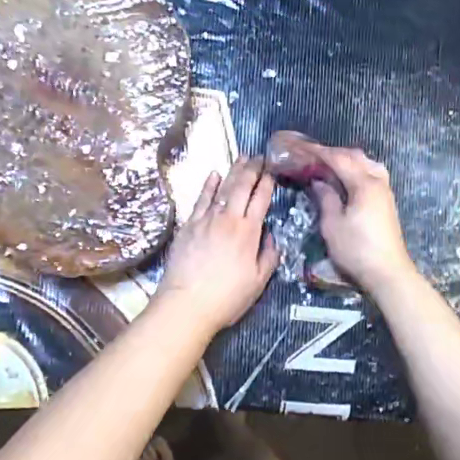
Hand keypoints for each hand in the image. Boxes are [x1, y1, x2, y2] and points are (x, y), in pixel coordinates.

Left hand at [154, 158, 278, 332]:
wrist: (187, 303)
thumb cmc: (226, 298)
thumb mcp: (258, 282)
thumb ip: (269, 256)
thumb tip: (271, 237)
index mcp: (248, 232)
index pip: (261, 200)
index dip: (268, 182)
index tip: (272, 170)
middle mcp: (228, 219)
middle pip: (241, 187)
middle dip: (252, 169)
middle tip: (259, 156)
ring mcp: (206, 220)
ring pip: (222, 188)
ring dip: (233, 171)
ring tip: (241, 157)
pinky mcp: (188, 225)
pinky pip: (201, 199)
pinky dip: (208, 185)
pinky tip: (213, 175)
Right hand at [308, 147, 418, 293]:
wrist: (387, 273)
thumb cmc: (356, 249)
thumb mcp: (332, 224)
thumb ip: (326, 198)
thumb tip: (319, 181)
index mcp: (364, 183)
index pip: (338, 159)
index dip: (317, 152)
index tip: (298, 148)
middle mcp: (378, 181)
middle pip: (354, 157)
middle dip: (332, 153)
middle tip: (310, 156)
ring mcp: (385, 191)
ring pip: (366, 164)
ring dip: (346, 160)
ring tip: (327, 166)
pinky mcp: (386, 202)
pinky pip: (370, 175)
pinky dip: (355, 170)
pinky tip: (345, 179)